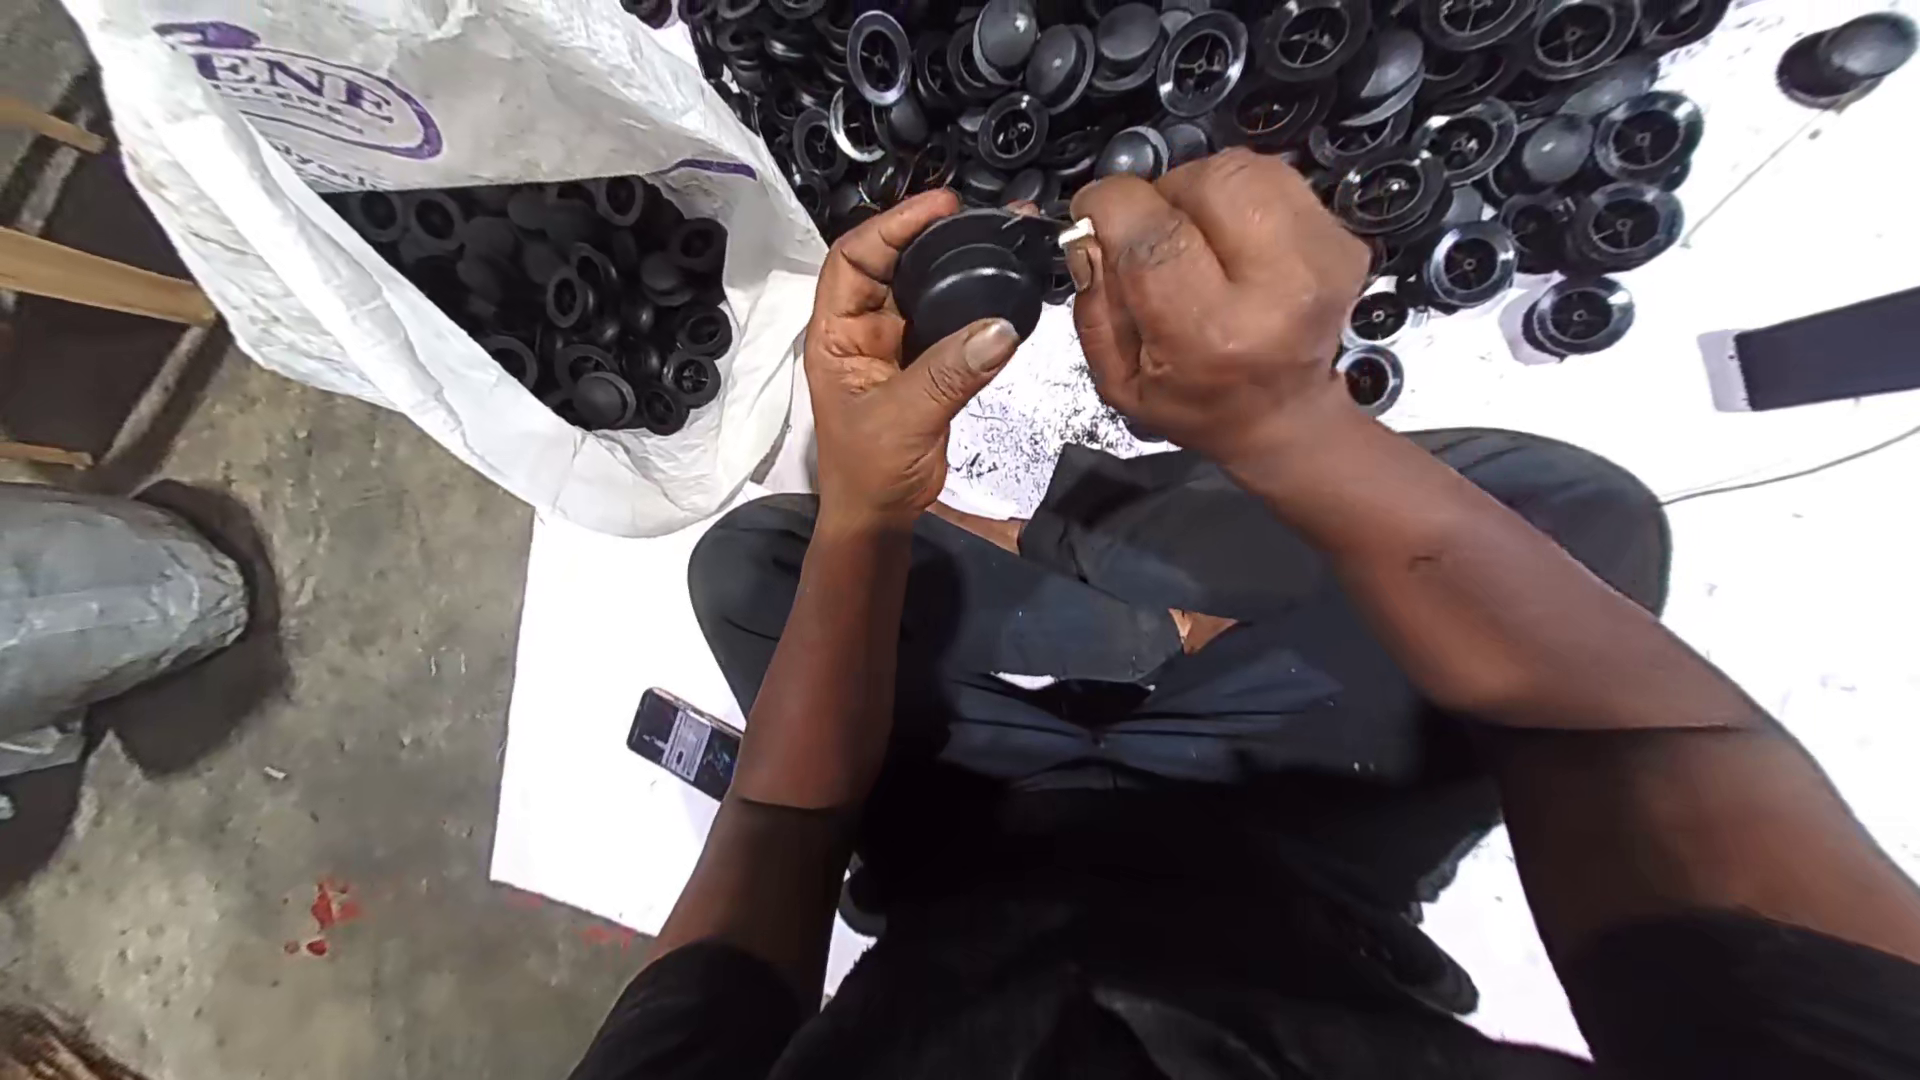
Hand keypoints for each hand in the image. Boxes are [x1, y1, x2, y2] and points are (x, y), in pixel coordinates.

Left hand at [805, 189, 1023, 528]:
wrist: (881, 515)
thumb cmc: (869, 473)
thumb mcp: (903, 418)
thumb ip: (950, 374)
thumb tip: (1001, 328)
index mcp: (837, 336)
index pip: (854, 259)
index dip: (892, 227)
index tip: (939, 208)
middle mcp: (864, 334)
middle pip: (893, 269)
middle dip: (931, 241)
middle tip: (978, 221)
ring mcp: (896, 352)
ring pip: (924, 297)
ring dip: (955, 273)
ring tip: (994, 246)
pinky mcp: (924, 371)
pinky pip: (948, 330)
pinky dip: (970, 313)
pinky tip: (997, 295)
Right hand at [1066, 148, 1370, 465]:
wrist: (1281, 417)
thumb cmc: (1194, 406)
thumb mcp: (1119, 383)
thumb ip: (1094, 310)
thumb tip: (1088, 236)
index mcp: (1211, 336)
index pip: (1154, 239)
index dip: (1113, 207)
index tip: (1092, 208)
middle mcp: (1277, 289)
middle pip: (1205, 183)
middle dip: (1162, 194)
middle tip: (1149, 230)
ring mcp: (1320, 258)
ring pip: (1243, 170)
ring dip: (1199, 191)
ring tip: (1190, 236)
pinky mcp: (1343, 239)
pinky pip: (1274, 182)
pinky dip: (1236, 199)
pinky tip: (1227, 240)